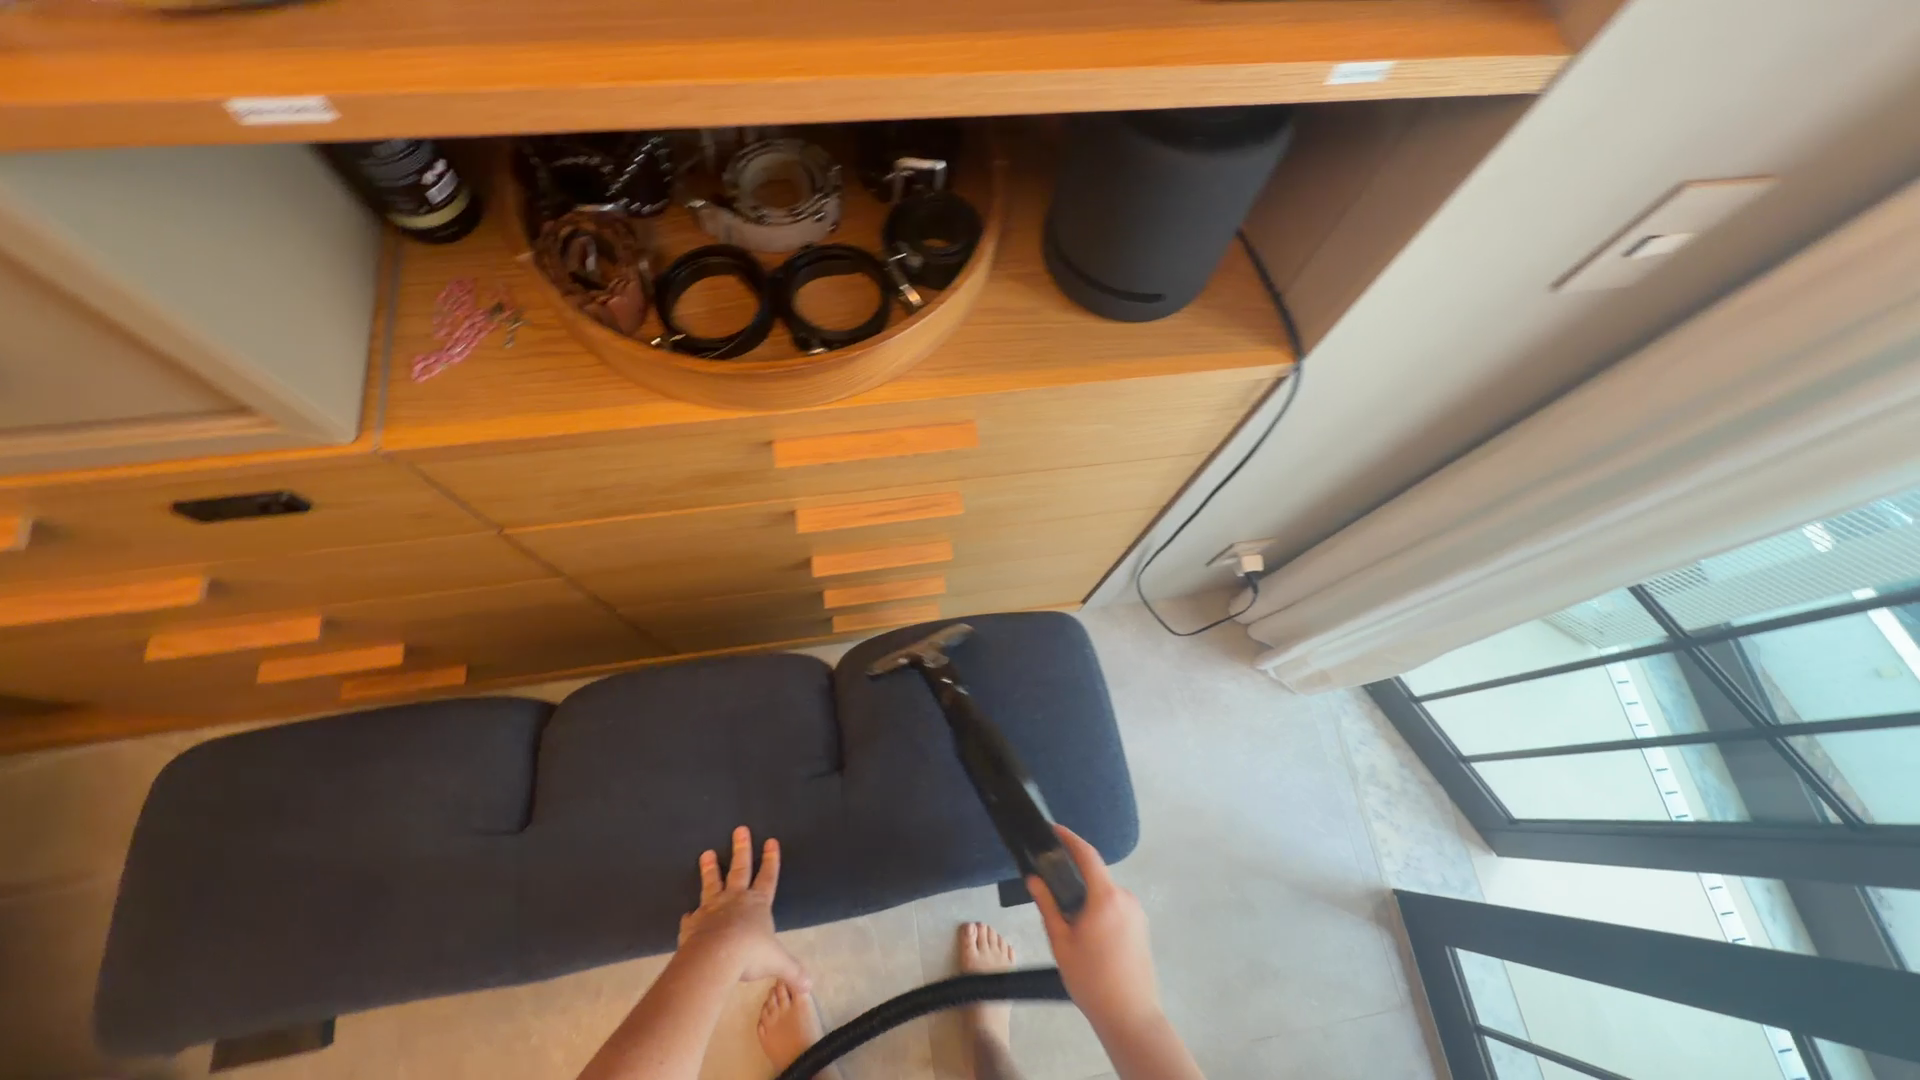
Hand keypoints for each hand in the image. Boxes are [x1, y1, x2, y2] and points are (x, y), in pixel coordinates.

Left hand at [677, 826, 808, 989]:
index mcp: (758, 904)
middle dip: (742, 849)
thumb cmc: (750, 953)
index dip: (771, 860)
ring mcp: (712, 909)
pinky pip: (692, 917)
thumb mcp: (777, 962)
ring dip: (710, 869)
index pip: (768, 877)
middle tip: (739, 829)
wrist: (715, 957)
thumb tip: (809, 986)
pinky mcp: (693, 923)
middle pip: (740, 869)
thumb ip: (792, 971)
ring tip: (706, 853)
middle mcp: (735, 900)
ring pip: (712, 883)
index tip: (770, 841)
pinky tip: (687, 914)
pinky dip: (691, 915)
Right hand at [1028, 825, 1160, 1031]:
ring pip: (1106, 894)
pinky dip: (1100, 909)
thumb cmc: (1091, 979)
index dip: (1070, 838)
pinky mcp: (1142, 927)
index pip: (1087, 855)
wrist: (1130, 1016)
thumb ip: (1048, 906)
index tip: (1054, 830)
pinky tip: (1088, 933)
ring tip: (1068, 920)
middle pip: (1097, 875)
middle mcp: (1126, 898)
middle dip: (1075, 875)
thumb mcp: (1061, 942)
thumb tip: (1034, 879)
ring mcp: (1137, 913)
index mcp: (1106, 897)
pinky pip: (1116, 907)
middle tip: (1051, 886)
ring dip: (1088, 896)